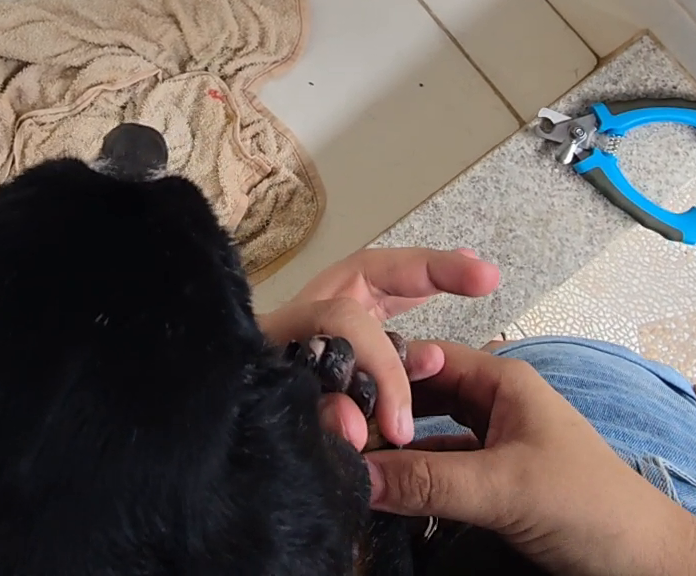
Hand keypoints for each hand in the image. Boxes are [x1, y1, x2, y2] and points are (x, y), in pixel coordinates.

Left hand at [258, 248, 499, 447]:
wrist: (213, 414)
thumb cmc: (240, 405)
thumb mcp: (274, 413)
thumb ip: (313, 418)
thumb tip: (352, 424)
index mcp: (287, 326)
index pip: (346, 320)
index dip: (380, 368)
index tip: (400, 425)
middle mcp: (309, 312)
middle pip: (371, 272)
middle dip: (429, 269)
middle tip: (482, 274)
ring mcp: (324, 319)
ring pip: (380, 283)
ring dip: (428, 276)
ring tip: (475, 275)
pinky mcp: (337, 338)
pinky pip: (381, 309)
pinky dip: (415, 296)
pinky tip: (447, 288)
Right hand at [363, 341, 682, 575]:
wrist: (651, 568)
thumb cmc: (590, 509)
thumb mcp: (503, 489)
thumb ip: (429, 481)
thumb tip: (356, 476)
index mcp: (501, 380)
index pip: (428, 359)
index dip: (384, 373)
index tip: (338, 396)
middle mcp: (495, 401)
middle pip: (425, 395)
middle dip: (385, 412)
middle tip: (336, 432)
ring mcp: (497, 440)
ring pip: (432, 432)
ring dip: (399, 447)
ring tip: (353, 459)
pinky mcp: (498, 478)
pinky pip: (445, 466)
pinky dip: (418, 475)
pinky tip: (388, 488)